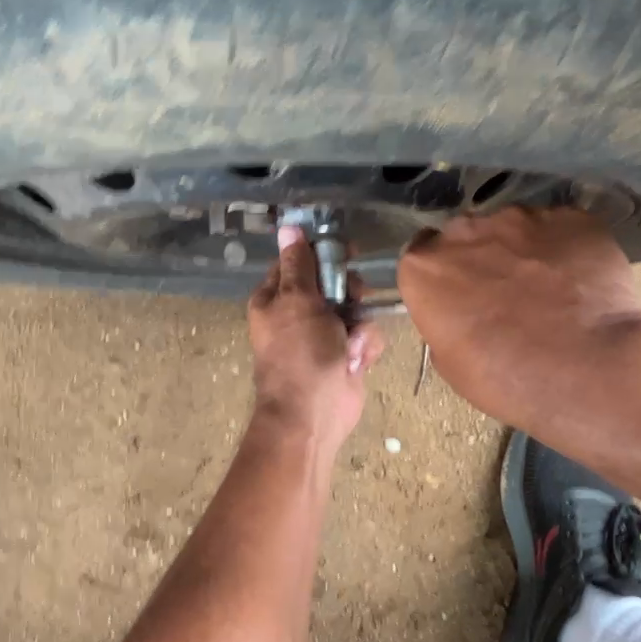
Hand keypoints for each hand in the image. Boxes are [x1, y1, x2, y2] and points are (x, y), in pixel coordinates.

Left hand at [247, 227, 384, 453]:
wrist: (314, 413)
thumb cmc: (299, 352)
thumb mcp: (296, 300)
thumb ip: (299, 264)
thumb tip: (287, 228)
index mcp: (275, 299)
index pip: (298, 262)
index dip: (322, 253)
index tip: (346, 249)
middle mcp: (297, 315)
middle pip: (332, 283)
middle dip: (348, 291)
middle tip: (352, 296)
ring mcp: (323, 336)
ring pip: (355, 309)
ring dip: (359, 325)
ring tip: (352, 343)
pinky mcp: (346, 356)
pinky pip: (366, 337)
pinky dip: (365, 348)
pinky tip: (357, 362)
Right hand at [396, 208, 640, 431]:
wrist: (587, 368)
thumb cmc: (506, 376)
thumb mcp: (449, 362)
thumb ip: (445, 320)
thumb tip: (462, 313)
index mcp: (424, 266)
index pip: (422, 255)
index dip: (442, 276)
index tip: (458, 297)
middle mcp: (465, 230)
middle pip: (466, 236)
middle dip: (480, 258)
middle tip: (505, 296)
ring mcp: (520, 218)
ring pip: (514, 228)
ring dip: (523, 251)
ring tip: (551, 289)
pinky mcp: (570, 217)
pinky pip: (559, 229)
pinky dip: (565, 249)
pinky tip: (581, 281)